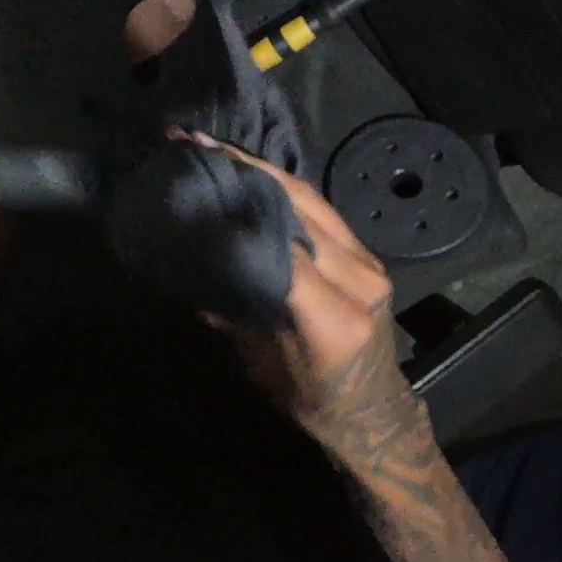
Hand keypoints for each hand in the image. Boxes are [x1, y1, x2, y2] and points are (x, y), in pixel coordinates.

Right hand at [200, 139, 430, 471]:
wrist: (372, 415)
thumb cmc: (308, 402)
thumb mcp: (260, 365)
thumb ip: (232, 308)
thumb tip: (190, 258)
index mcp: (333, 320)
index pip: (281, 251)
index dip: (237, 215)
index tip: (193, 183)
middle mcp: (358, 281)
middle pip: (297, 208)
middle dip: (244, 171)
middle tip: (195, 145)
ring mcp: (369, 263)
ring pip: (309, 199)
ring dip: (260, 169)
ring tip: (215, 147)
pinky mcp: (368, 254)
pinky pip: (320, 210)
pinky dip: (282, 187)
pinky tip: (249, 170)